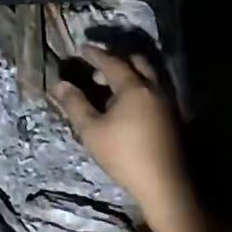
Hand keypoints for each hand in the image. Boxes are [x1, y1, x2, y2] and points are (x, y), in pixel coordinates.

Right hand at [52, 44, 196, 225]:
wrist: (165, 184)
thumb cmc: (124, 155)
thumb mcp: (91, 130)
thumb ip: (74, 104)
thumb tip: (59, 84)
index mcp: (134, 87)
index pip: (112, 62)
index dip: (95, 54)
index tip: (81, 48)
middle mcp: (154, 88)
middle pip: (137, 62)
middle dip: (116, 60)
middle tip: (96, 69)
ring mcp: (167, 102)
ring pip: (147, 76)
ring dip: (128, 75)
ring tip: (107, 88)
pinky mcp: (171, 117)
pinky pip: (153, 90)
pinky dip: (137, 88)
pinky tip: (124, 106)